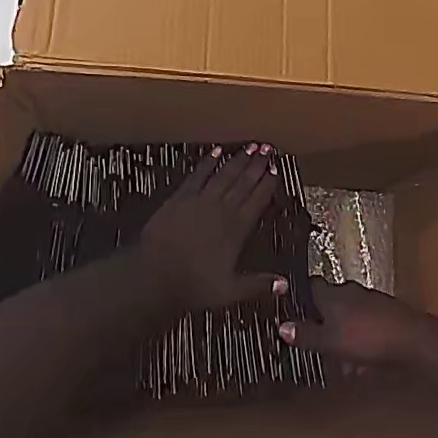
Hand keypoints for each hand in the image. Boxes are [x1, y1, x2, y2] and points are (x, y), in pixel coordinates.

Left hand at [138, 144, 286, 310]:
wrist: (153, 275)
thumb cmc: (192, 285)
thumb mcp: (230, 290)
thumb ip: (258, 285)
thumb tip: (284, 286)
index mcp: (236, 229)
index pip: (258, 200)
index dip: (268, 183)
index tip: (276, 169)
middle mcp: (221, 210)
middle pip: (244, 182)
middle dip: (257, 165)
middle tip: (267, 149)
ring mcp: (200, 201)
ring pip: (224, 175)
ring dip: (238, 160)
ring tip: (250, 147)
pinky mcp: (180, 198)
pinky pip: (198, 175)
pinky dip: (207, 163)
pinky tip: (216, 153)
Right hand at [277, 281, 435, 368]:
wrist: (413, 340)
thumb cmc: (368, 337)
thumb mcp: (330, 341)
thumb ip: (306, 334)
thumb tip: (283, 327)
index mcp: (333, 294)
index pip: (312, 286)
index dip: (302, 297)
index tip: (295, 311)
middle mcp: (352, 292)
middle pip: (331, 305)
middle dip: (326, 327)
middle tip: (322, 349)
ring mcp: (372, 302)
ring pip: (351, 318)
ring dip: (346, 338)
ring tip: (347, 364)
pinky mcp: (389, 314)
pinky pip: (368, 327)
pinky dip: (364, 342)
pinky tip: (367, 364)